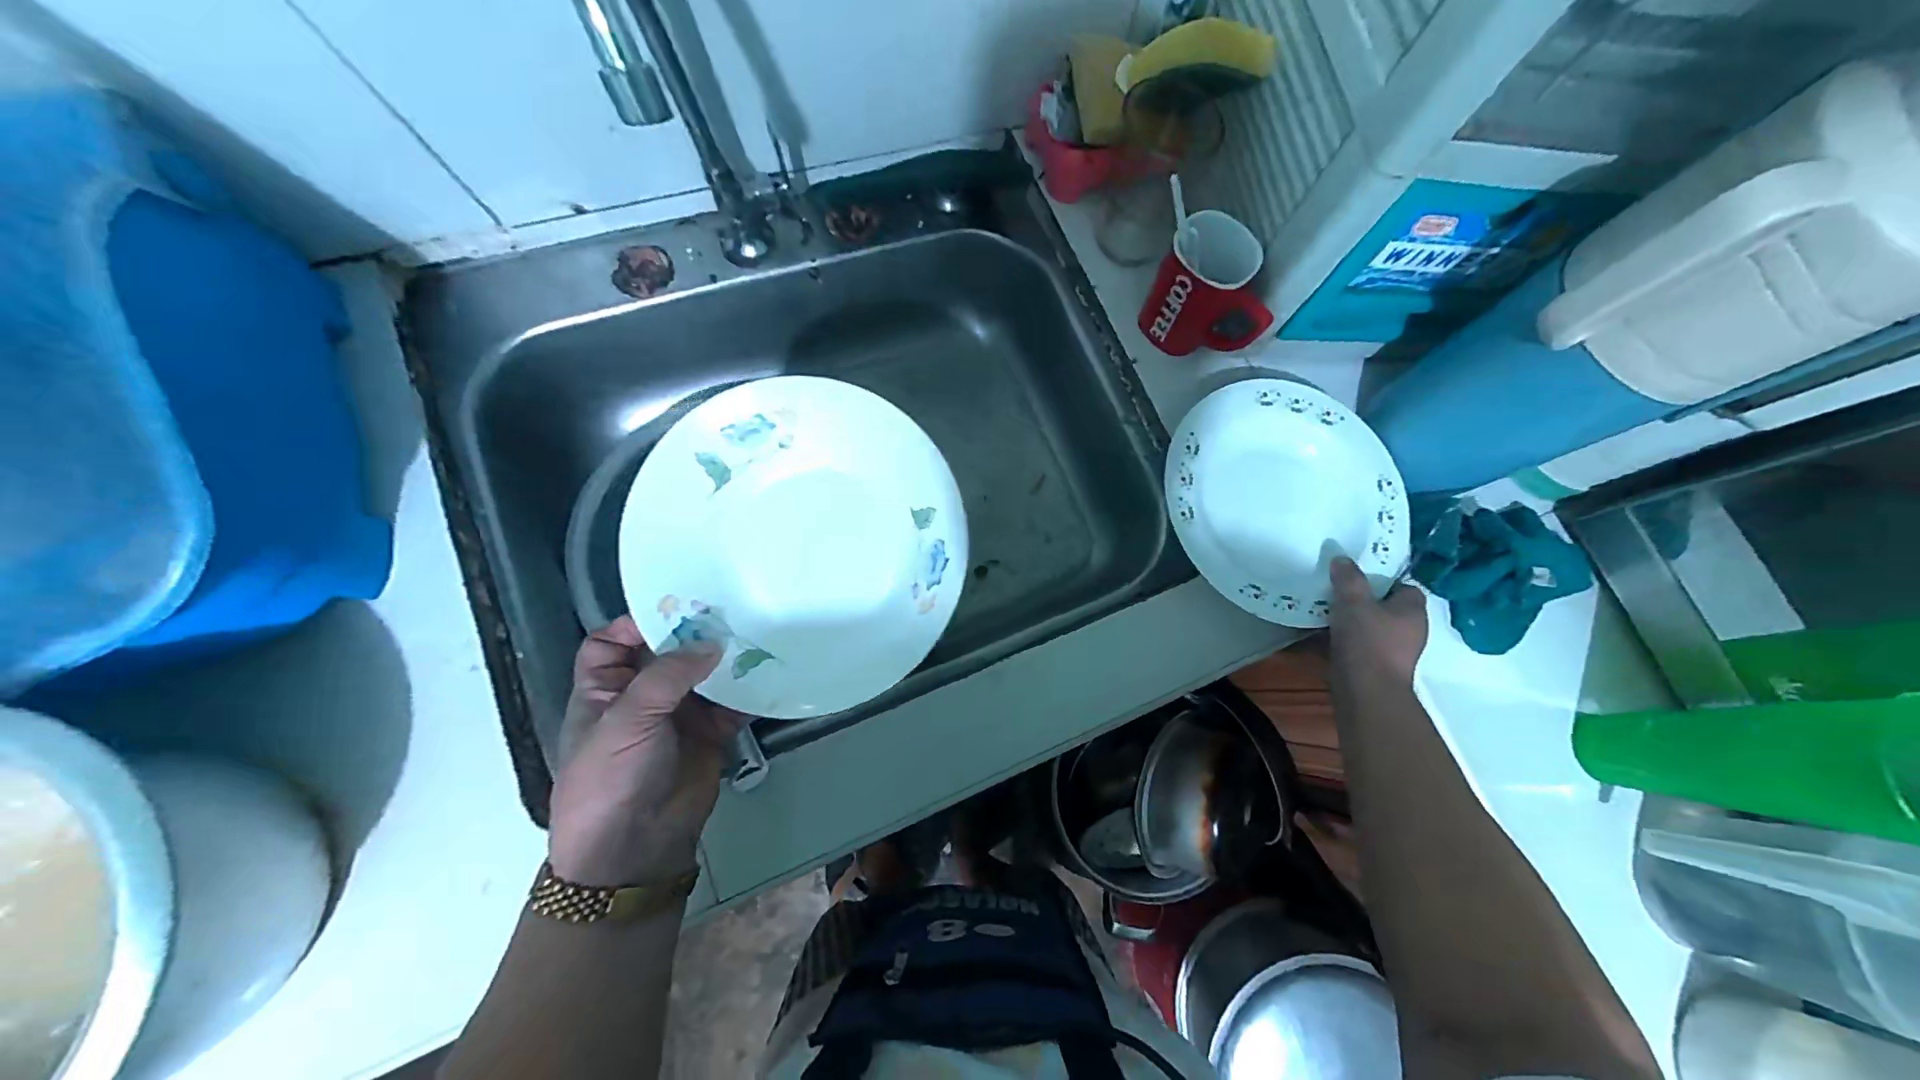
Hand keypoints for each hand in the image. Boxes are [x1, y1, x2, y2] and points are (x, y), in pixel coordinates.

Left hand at [547, 616, 744, 886]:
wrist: (635, 848)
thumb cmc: (611, 776)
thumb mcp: (627, 719)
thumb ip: (668, 675)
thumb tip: (712, 644)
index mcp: (605, 690)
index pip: (610, 643)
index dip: (635, 624)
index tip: (675, 608)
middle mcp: (641, 697)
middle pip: (667, 653)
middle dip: (694, 634)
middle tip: (729, 609)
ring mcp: (678, 716)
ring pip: (704, 675)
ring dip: (726, 659)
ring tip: (755, 633)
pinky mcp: (710, 734)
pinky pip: (733, 703)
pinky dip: (749, 690)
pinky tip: (770, 672)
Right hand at [1328, 556, 1428, 690]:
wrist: (1366, 690)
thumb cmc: (1367, 641)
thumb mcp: (1353, 601)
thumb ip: (1348, 578)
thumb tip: (1342, 558)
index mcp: (1412, 611)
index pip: (1405, 587)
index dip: (1383, 580)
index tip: (1358, 576)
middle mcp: (1409, 630)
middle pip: (1385, 607)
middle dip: (1362, 600)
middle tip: (1336, 591)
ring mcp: (1393, 651)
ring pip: (1369, 627)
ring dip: (1349, 621)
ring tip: (1323, 611)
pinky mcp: (1375, 667)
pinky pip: (1357, 645)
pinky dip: (1341, 639)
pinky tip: (1319, 634)